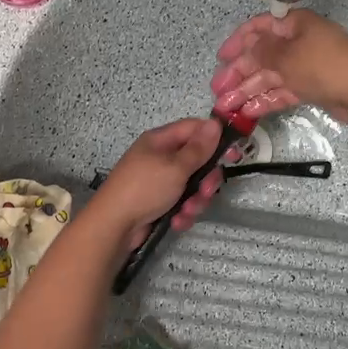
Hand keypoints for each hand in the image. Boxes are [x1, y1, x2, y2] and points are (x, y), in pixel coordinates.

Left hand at [88, 118, 227, 249]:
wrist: (114, 226)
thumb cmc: (144, 188)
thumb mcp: (175, 167)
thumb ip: (198, 148)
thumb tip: (215, 123)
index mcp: (160, 141)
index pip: (194, 129)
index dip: (214, 139)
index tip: (233, 154)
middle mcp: (160, 157)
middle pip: (196, 160)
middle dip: (205, 179)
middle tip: (206, 191)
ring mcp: (158, 180)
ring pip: (191, 185)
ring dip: (195, 200)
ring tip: (186, 211)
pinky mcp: (158, 202)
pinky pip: (181, 202)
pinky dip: (182, 212)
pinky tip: (177, 221)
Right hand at [211, 9, 347, 122]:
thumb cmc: (324, 66)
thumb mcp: (287, 56)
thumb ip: (262, 52)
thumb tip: (248, 46)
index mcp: (294, 25)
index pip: (260, 27)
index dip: (238, 41)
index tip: (221, 57)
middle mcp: (298, 43)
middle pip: (261, 56)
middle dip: (238, 73)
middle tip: (217, 89)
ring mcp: (304, 66)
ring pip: (269, 77)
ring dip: (247, 91)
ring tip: (225, 107)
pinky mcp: (309, 87)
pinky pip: (281, 92)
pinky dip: (264, 100)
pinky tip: (246, 112)